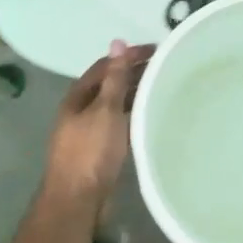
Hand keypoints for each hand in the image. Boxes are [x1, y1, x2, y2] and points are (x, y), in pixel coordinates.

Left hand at [45, 40, 152, 206]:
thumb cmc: (90, 151)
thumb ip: (114, 78)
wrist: (77, 200)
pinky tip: (150, 115)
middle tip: (165, 67)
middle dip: (134, 73)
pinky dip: (133, 114)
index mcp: (78, 97)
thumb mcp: (105, 110)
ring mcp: (89, 131)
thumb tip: (117, 41)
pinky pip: (118, 123)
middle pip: (110, 84)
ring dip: (135, 94)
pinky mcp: (99, 150)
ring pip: (115, 105)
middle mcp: (81, 110)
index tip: (157, 50)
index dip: (129, 55)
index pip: (106, 65)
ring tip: (162, 87)